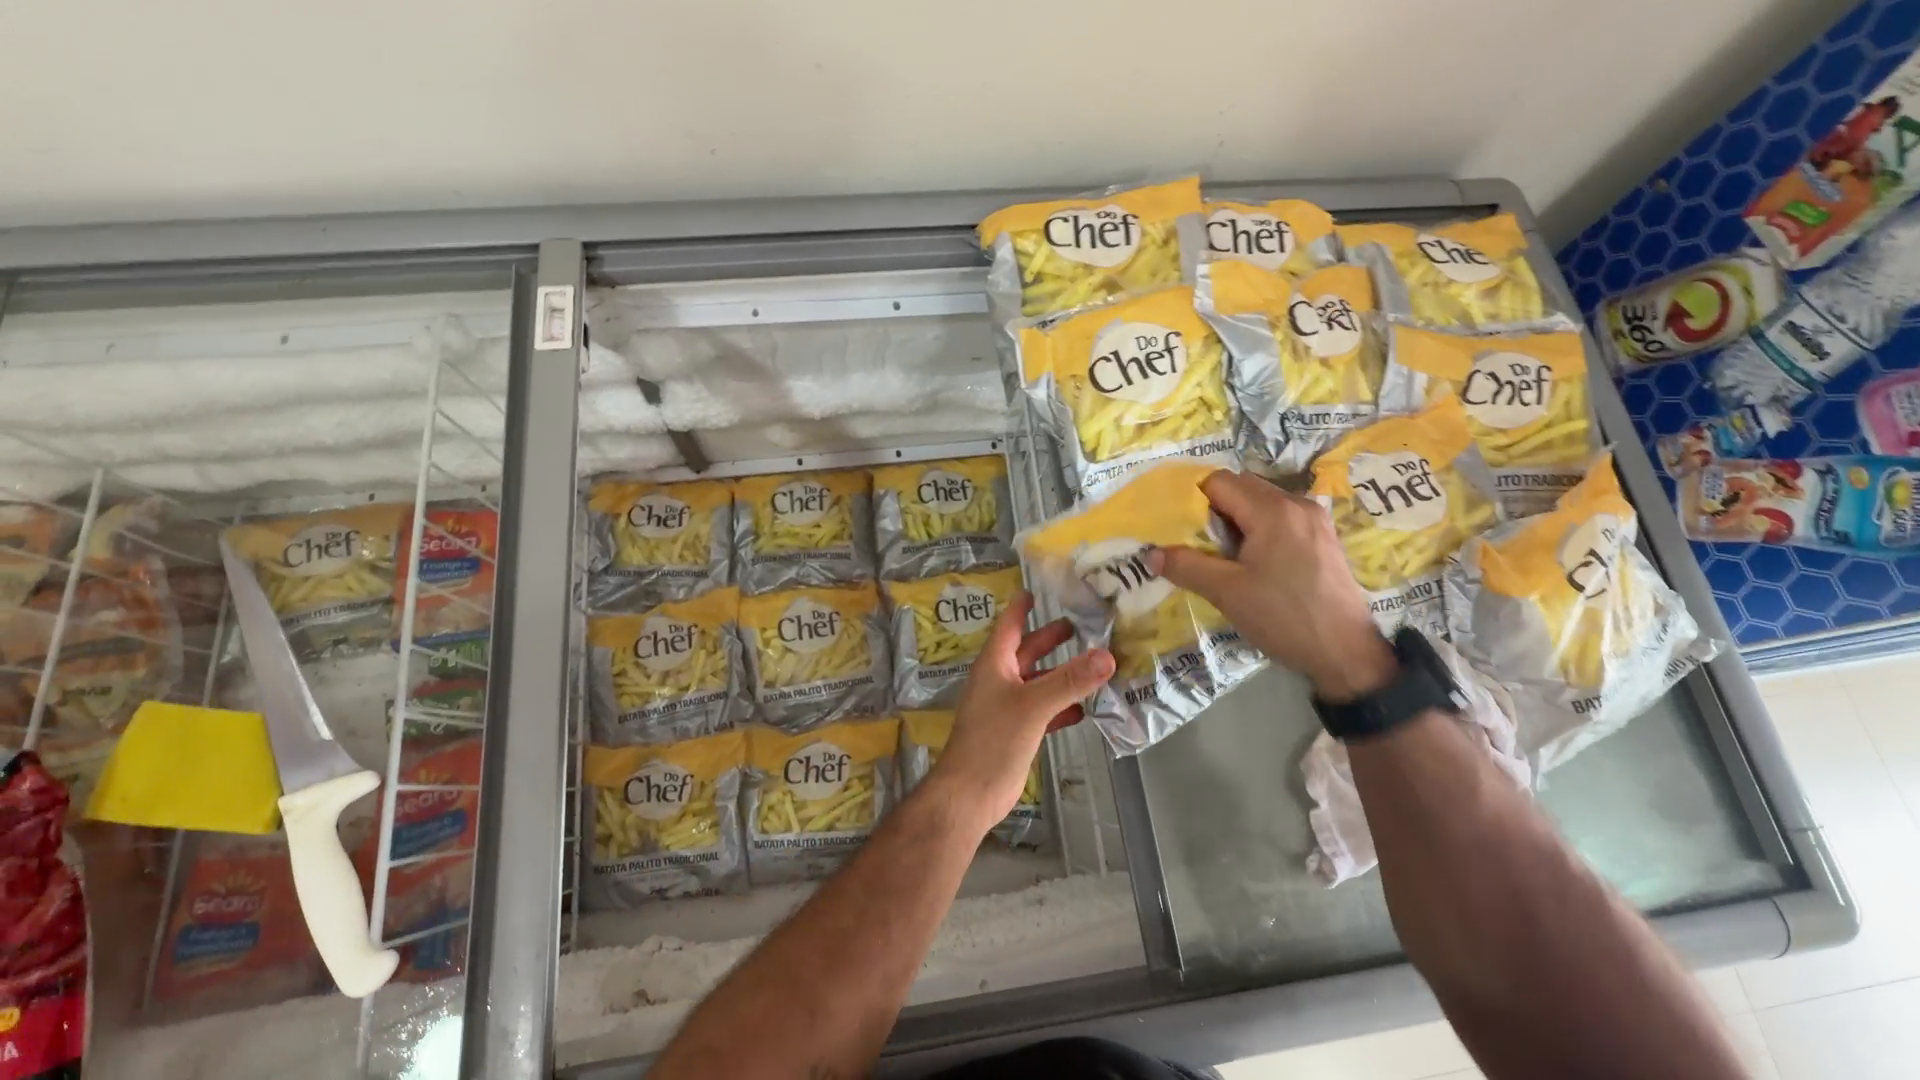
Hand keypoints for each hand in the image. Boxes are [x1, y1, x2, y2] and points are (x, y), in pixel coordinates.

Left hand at [928, 592, 1114, 831]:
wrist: (971, 792)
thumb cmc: (993, 740)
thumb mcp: (1033, 705)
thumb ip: (1069, 681)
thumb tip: (1107, 656)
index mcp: (994, 665)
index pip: (1008, 625)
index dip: (1021, 607)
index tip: (1039, 590)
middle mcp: (999, 681)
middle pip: (1026, 651)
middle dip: (1050, 639)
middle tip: (1081, 625)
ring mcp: (1008, 707)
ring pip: (1038, 681)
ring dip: (1062, 673)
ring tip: (1095, 662)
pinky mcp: (1018, 732)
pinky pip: (1044, 710)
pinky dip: (1063, 706)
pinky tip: (1085, 707)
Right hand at [1145, 470, 1394, 701]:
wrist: (1346, 653)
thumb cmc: (1284, 618)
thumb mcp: (1227, 593)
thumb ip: (1186, 566)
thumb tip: (1150, 554)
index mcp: (1273, 510)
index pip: (1220, 482)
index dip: (1193, 500)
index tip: (1178, 528)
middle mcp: (1297, 504)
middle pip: (1243, 487)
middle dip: (1214, 509)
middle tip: (1197, 544)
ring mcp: (1315, 520)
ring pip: (1263, 503)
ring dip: (1237, 520)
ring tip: (1223, 557)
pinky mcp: (1323, 539)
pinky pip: (1281, 519)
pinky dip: (1260, 530)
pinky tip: (1253, 564)